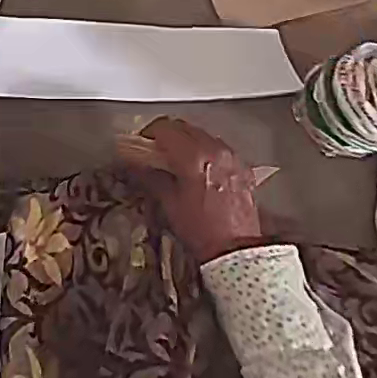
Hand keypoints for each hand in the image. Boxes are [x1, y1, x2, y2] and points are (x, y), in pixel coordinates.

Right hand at [135, 118, 262, 263]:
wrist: (235, 250)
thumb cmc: (198, 228)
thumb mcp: (169, 203)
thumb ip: (151, 176)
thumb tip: (134, 163)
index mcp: (194, 156)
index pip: (166, 128)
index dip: (149, 132)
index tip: (140, 143)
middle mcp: (215, 149)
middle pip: (185, 127)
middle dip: (167, 134)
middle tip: (155, 150)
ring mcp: (231, 156)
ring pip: (203, 135)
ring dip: (187, 141)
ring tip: (176, 159)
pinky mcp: (242, 166)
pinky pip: (219, 148)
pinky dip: (205, 150)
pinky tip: (198, 168)